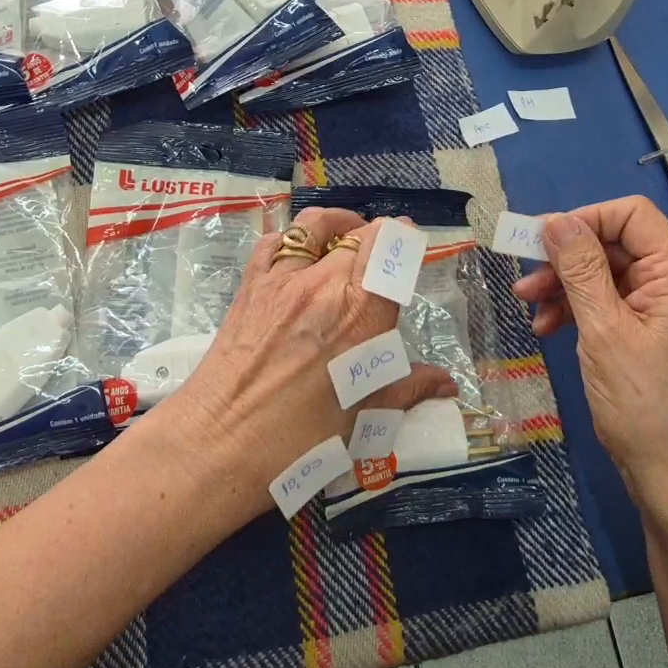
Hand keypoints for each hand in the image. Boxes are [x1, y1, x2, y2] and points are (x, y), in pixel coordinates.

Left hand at [154, 207, 456, 514]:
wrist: (222, 442)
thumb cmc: (303, 439)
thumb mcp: (364, 415)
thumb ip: (407, 387)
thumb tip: (446, 383)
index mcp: (361, 313)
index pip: (387, 249)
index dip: (402, 237)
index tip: (409, 239)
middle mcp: (323, 284)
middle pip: (356, 233)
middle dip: (374, 234)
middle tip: (380, 252)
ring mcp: (282, 280)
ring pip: (313, 226)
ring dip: (335, 225)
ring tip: (344, 238)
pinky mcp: (250, 285)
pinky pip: (273, 242)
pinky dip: (290, 239)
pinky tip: (296, 255)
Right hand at [511, 197, 667, 497]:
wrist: (667, 470)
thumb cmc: (639, 400)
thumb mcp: (603, 330)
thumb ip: (580, 270)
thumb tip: (556, 221)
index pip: (633, 216)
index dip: (587, 218)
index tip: (544, 238)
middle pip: (613, 243)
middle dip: (566, 256)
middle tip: (526, 275)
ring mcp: (655, 306)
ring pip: (601, 272)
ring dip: (563, 283)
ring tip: (527, 303)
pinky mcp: (640, 328)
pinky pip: (603, 300)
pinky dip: (572, 307)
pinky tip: (546, 326)